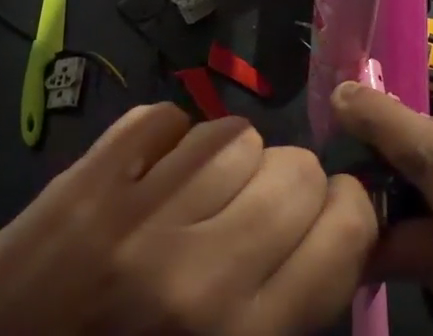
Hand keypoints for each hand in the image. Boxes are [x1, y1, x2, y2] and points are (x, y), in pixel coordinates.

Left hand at [0, 103, 378, 334]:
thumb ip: (287, 304)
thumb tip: (333, 231)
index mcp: (242, 333)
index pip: (343, 230)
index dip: (347, 215)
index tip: (326, 221)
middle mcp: (196, 268)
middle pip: (295, 169)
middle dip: (289, 187)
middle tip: (256, 214)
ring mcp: (134, 213)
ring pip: (235, 134)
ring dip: (231, 161)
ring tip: (202, 195)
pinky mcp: (84, 179)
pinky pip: (166, 118)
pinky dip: (171, 140)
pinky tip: (154, 176)